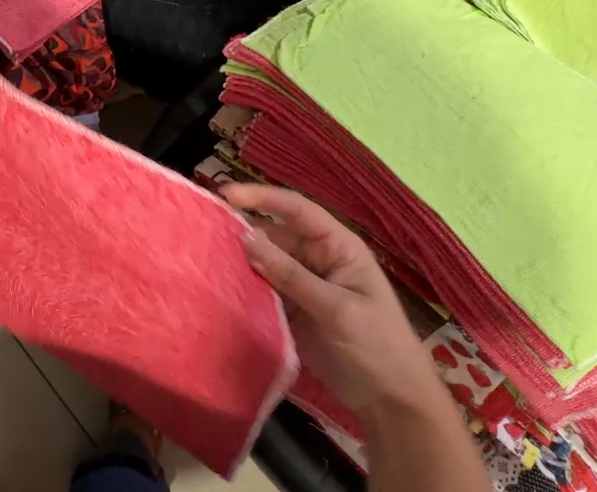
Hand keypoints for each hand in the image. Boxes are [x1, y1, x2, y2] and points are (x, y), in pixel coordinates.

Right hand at [221, 183, 447, 421]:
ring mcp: (302, 284)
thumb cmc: (379, 347)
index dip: (262, 197)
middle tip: (205, 230)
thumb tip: (246, 239)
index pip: (296, 210)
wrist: (391, 403)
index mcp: (338, 246)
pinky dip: (242, 284)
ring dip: (239, 257)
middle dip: (243, 229)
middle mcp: (317, 258)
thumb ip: (291, 275)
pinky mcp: (289, 309)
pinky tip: (220, 282)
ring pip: (263, 260)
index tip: (226, 193)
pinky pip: (261, 287)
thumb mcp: (339, 309)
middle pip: (273, 233)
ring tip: (205, 253)